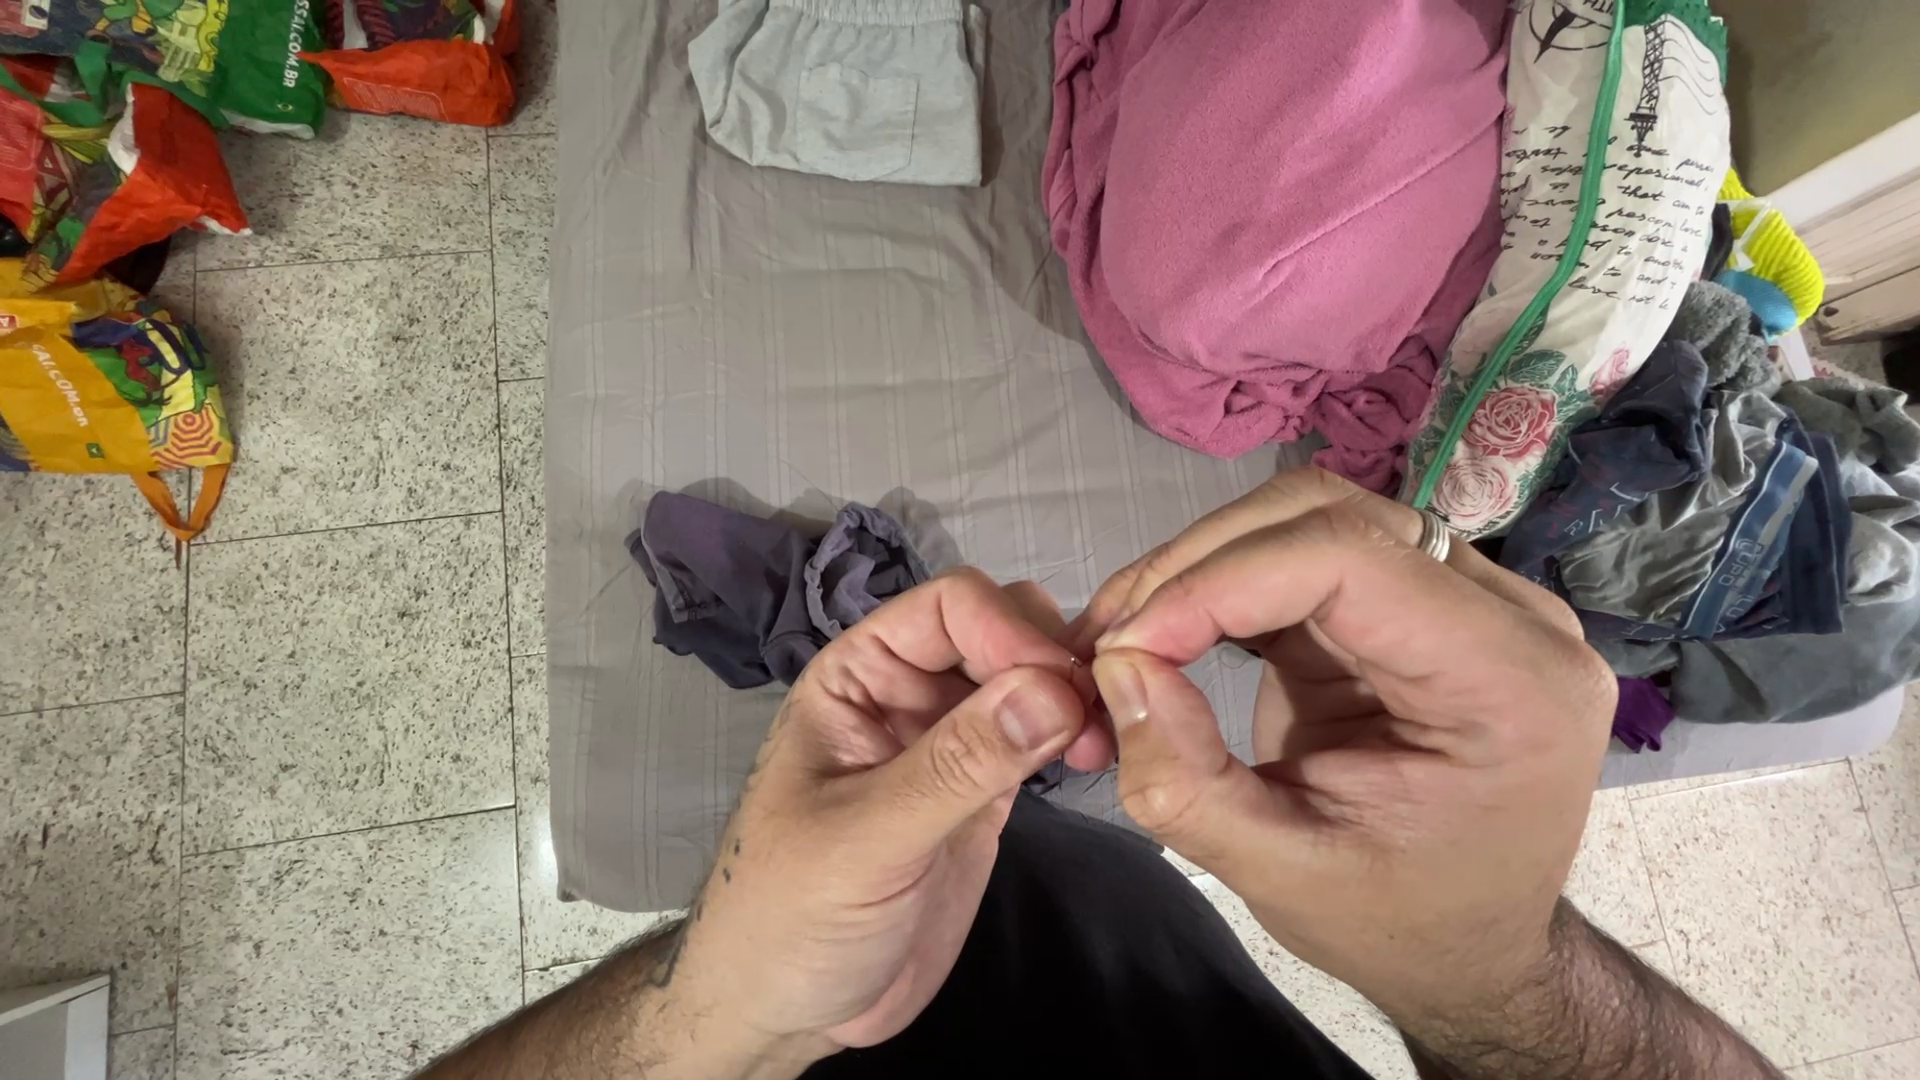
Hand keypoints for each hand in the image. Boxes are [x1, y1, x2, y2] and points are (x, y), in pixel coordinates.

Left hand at [660, 568, 1091, 1069]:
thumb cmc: (790, 913)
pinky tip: (1094, 755)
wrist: (787, 1005)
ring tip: (1103, 739)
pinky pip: (1038, 732)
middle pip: (996, 627)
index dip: (1008, 630)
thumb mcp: (865, 836)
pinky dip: (1072, 731)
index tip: (1060, 685)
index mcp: (861, 673)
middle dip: (1049, 653)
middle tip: (1094, 710)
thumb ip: (957, 764)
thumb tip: (1052, 690)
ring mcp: (950, 737)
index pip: (949, 607)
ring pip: (1025, 675)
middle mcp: (909, 689)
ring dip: (1071, 690)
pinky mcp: (984, 786)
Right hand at [1080, 467, 1616, 1036]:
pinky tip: (1163, 626)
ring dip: (1193, 564)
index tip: (1127, 648)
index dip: (1219, 583)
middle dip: (1193, 564)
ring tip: (1125, 630)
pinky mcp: (1387, 598)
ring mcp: (1444, 593)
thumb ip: (1185, 782)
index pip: (1350, 557)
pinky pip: (1285, 550)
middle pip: (1318, 513)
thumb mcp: (1278, 878)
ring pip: (1295, 515)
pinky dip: (1209, 580)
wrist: (1457, 941)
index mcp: (1508, 681)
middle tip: (1111, 637)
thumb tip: (1118, 663)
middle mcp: (1495, 612)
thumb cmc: (1394, 923)